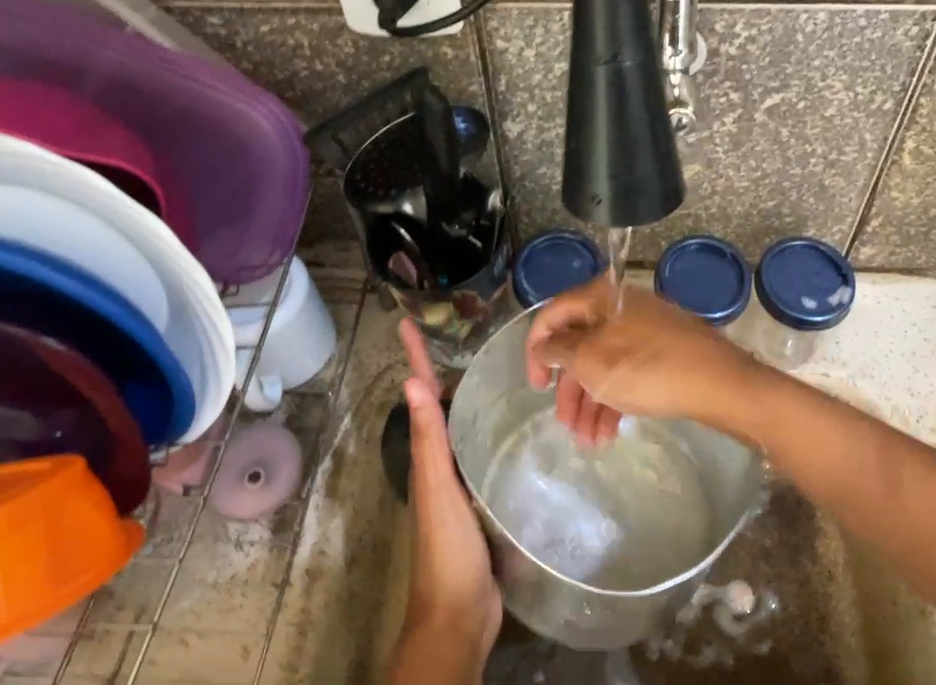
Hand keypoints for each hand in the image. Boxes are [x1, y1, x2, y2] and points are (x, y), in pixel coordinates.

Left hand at [395, 319, 500, 663]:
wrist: (460, 614)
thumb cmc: (446, 550)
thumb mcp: (437, 490)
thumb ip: (428, 441)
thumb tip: (409, 382)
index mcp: (428, 456)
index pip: (421, 395)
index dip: (416, 358)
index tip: (408, 321)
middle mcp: (442, 463)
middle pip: (444, 407)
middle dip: (449, 370)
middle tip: (476, 337)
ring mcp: (464, 483)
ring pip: (468, 429)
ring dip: (477, 400)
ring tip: (507, 372)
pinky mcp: (487, 501)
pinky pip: (490, 455)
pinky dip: (499, 434)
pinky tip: (526, 431)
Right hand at [525, 277, 759, 445]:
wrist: (718, 382)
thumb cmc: (644, 368)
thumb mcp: (589, 360)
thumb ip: (558, 350)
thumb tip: (544, 344)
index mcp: (600, 296)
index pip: (552, 315)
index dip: (535, 350)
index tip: (536, 387)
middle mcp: (621, 306)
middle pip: (579, 345)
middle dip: (568, 389)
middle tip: (564, 424)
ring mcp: (646, 328)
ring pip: (604, 363)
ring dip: (590, 402)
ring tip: (588, 442)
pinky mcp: (664, 351)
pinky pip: (628, 372)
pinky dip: (614, 399)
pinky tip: (609, 433)